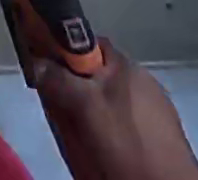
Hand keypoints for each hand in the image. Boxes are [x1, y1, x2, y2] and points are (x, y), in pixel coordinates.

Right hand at [32, 39, 197, 179]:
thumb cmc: (126, 144)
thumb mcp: (85, 107)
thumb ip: (58, 79)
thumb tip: (35, 60)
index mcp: (127, 65)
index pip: (86, 43)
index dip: (63, 53)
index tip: (47, 72)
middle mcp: (143, 81)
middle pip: (95, 74)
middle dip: (75, 90)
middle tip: (62, 112)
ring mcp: (156, 112)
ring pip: (108, 102)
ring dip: (91, 114)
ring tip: (84, 139)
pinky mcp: (162, 140)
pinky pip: (124, 125)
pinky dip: (111, 133)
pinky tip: (107, 154)